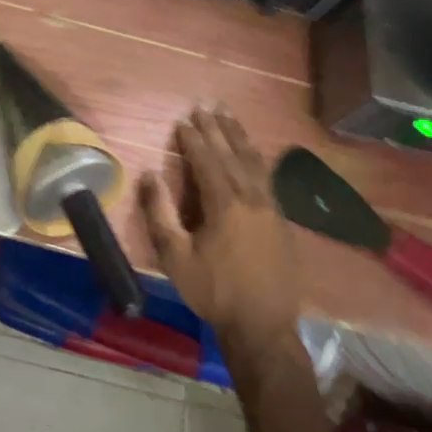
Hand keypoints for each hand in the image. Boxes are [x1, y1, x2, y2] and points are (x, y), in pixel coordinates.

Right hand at [139, 106, 300, 345]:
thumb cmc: (214, 292)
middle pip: (233, 154)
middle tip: (207, 105)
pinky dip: (256, 159)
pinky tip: (253, 155)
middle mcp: (252, 198)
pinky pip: (268, 178)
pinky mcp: (282, 221)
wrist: (263, 326)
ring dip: (240, 137)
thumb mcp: (176, 257)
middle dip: (218, 128)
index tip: (183, 120)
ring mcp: (271, 208)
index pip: (207, 160)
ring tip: (230, 117)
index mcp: (225, 204)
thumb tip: (149, 175)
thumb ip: (160, 213)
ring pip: (255, 162)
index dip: (194, 139)